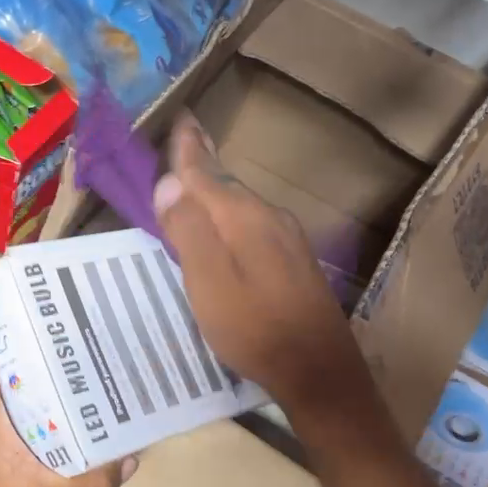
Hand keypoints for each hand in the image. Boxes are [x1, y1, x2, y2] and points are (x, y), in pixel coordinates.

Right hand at [152, 114, 378, 431]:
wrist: (318, 369)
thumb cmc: (253, 328)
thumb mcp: (208, 282)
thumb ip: (189, 230)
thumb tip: (169, 181)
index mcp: (243, 218)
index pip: (206, 173)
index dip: (188, 149)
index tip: (181, 117)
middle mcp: (268, 218)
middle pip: (225, 185)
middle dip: (201, 162)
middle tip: (185, 137)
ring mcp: (286, 239)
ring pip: (240, 204)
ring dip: (215, 188)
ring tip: (196, 175)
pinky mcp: (293, 261)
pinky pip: (252, 222)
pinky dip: (229, 212)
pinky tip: (225, 223)